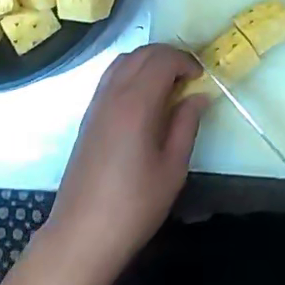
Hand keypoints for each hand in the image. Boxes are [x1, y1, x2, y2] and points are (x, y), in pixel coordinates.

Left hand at [44, 44, 208, 270]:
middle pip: (141, 53)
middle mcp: (113, 92)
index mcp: (136, 102)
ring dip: (148, 61)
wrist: (83, 231)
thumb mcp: (173, 168)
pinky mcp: (88, 114)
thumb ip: (186, 125)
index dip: (185, 61)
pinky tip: (144, 98)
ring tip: (169, 84)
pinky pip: (111, 76)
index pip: (162, 60)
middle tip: (189, 78)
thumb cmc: (134, 204)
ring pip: (123, 60)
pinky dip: (131, 72)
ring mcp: (97, 101)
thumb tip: (198, 96)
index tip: (201, 78)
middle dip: (168, 56)